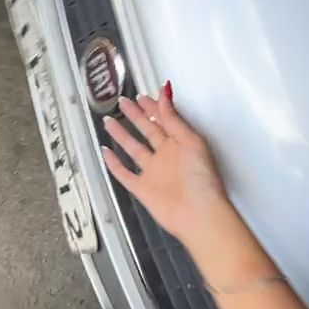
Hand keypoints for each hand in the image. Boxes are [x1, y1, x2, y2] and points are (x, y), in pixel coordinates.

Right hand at [102, 89, 276, 284]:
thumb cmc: (202, 181)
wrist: (198, 215)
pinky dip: (114, 164)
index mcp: (180, 143)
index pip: (163, 119)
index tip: (142, 95)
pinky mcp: (143, 189)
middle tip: (123, 103)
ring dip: (121, 135)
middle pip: (147, 130)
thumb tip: (165, 94)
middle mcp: (166, 156)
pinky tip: (106, 153)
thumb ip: (174, 119)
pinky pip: (124, 173)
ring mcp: (153, 173)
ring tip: (109, 121)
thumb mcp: (190, 141)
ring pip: (133, 149)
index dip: (152, 106)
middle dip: (135, 115)